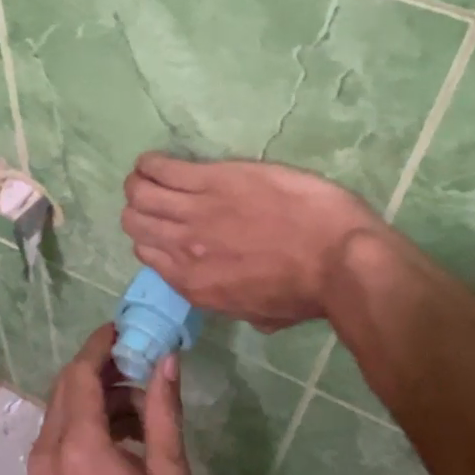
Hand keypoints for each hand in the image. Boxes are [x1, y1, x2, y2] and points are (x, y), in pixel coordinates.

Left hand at [30, 325, 189, 474]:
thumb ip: (166, 414)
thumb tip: (167, 359)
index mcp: (79, 446)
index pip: (81, 373)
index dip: (100, 344)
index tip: (124, 326)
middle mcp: (48, 450)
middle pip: (67, 386)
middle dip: (100, 366)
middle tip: (137, 359)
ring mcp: (38, 470)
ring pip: (61, 409)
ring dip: (94, 394)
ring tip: (140, 403)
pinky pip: (58, 434)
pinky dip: (85, 420)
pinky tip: (122, 435)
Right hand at [120, 153, 386, 329]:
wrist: (337, 257)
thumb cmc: (310, 291)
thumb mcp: (262, 315)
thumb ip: (233, 300)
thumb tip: (233, 289)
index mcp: (195, 285)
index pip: (148, 256)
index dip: (152, 240)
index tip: (164, 229)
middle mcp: (183, 248)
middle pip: (136, 223)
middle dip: (140, 210)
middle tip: (156, 197)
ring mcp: (194, 211)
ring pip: (140, 192)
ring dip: (140, 182)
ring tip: (151, 174)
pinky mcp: (212, 178)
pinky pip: (162, 167)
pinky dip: (152, 162)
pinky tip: (155, 159)